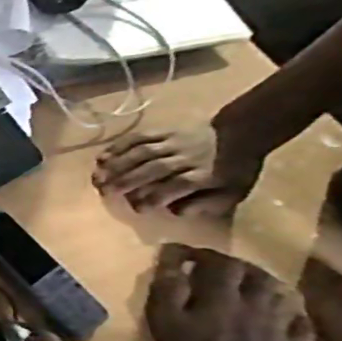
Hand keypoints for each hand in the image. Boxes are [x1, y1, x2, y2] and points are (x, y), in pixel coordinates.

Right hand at [92, 124, 266, 216]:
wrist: (243, 131)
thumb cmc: (233, 168)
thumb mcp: (231, 192)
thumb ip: (204, 204)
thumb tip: (174, 211)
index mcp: (203, 175)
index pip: (173, 188)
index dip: (153, 199)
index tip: (137, 209)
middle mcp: (186, 157)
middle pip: (152, 170)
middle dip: (126, 182)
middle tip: (105, 193)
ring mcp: (173, 141)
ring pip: (141, 153)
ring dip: (117, 165)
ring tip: (98, 177)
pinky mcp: (164, 130)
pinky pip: (138, 137)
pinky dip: (118, 147)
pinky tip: (102, 158)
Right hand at [146, 245, 312, 340]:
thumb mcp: (165, 319)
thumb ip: (168, 287)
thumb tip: (171, 255)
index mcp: (222, 293)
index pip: (217, 263)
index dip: (201, 255)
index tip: (184, 254)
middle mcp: (254, 300)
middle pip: (252, 273)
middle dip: (235, 266)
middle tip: (219, 269)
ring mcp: (278, 321)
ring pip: (278, 292)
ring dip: (264, 284)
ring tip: (251, 286)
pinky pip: (297, 320)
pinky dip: (289, 312)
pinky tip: (281, 314)